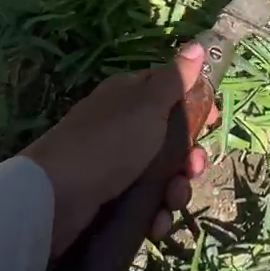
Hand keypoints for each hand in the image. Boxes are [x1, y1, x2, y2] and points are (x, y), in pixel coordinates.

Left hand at [21, 43, 218, 255]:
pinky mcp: (109, 199)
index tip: (214, 120)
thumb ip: (175, 79)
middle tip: (194, 169)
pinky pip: (144, 204)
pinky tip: (156, 224)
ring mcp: (115, 164)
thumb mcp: (148, 104)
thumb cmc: (109, 141)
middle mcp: (124, 126)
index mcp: (131, 96)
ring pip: (161, 174)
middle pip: (170, 137)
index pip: (170, 91)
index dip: (195, 104)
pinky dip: (155, 214)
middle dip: (189, 156)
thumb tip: (198, 45)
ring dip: (175, 190)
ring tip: (172, 201)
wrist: (55, 197)